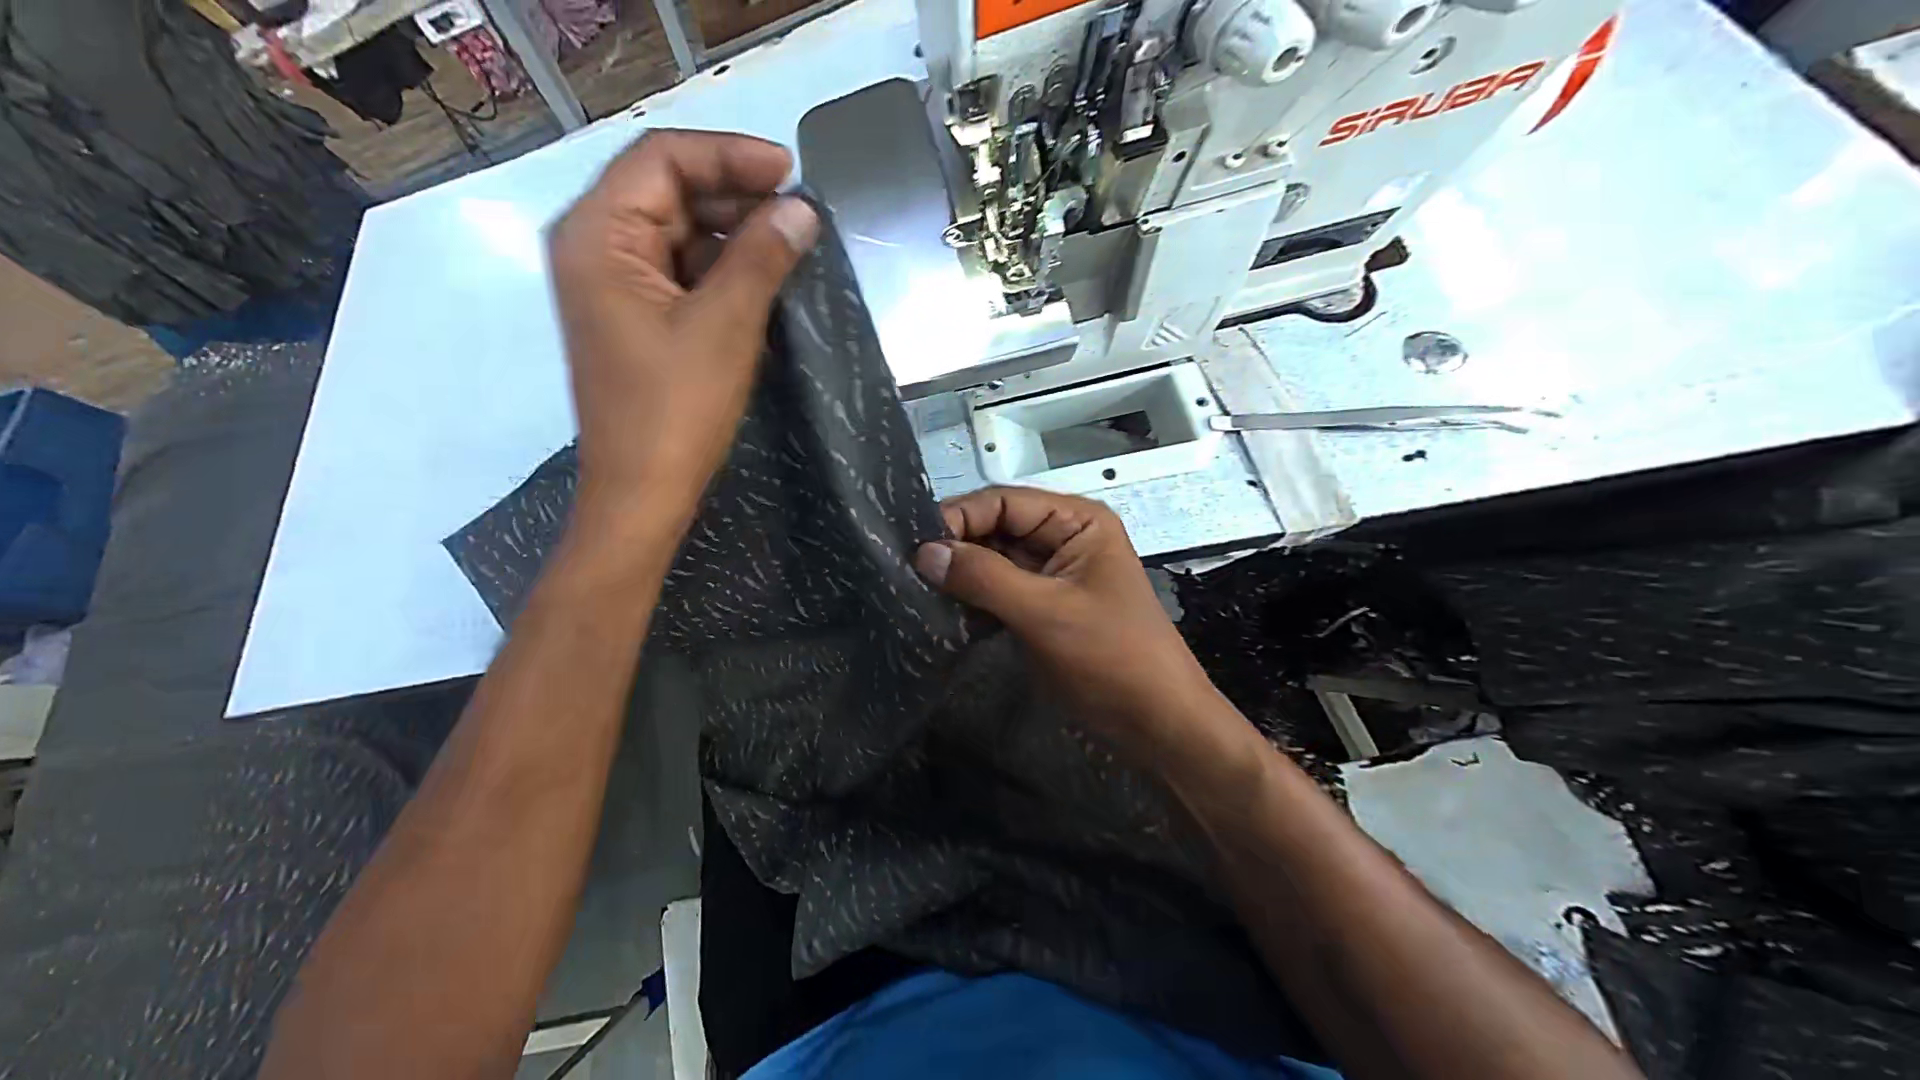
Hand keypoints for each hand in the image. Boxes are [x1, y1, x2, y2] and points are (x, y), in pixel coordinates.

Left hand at [547, 130, 819, 530]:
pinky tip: (764, 281)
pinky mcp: (634, 318)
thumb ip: (762, 257)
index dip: (729, 155)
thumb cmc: (676, 410)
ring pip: (677, 231)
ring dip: (733, 233)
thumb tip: (801, 211)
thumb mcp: (725, 326)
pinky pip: (680, 271)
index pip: (662, 159)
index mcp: (597, 235)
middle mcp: (594, 248)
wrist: (642, 494)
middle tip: (799, 213)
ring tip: (791, 245)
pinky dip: (722, 269)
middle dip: (734, 194)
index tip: (791, 172)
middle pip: (666, 190)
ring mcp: (612, 286)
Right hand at [914, 487, 1221, 755]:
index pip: (1003, 502)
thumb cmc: (1110, 657)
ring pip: (992, 561)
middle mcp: (1062, 538)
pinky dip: (972, 600)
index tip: (913, 547)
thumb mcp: (1045, 612)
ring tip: (916, 591)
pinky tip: (943, 612)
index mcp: (1076, 522)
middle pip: (995, 528)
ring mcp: (1051, 575)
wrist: (1155, 723)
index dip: (959, 518)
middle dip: (955, 548)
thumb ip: (983, 577)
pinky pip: (997, 592)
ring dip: (959, 576)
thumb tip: (924, 552)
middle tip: (905, 570)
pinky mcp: (1041, 609)